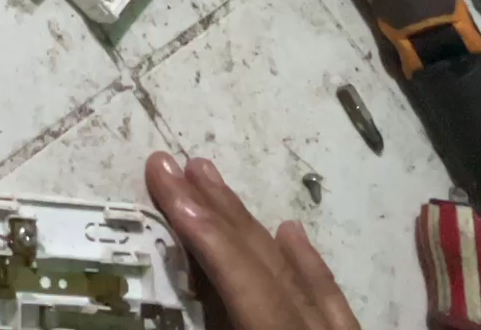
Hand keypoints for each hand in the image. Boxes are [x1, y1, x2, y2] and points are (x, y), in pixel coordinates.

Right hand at [145, 152, 360, 329]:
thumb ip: (207, 325)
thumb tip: (144, 308)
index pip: (252, 293)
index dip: (211, 238)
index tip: (170, 184)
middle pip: (272, 273)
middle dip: (219, 216)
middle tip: (175, 166)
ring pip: (300, 278)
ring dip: (251, 227)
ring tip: (208, 176)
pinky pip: (336, 304)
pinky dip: (309, 265)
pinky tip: (290, 229)